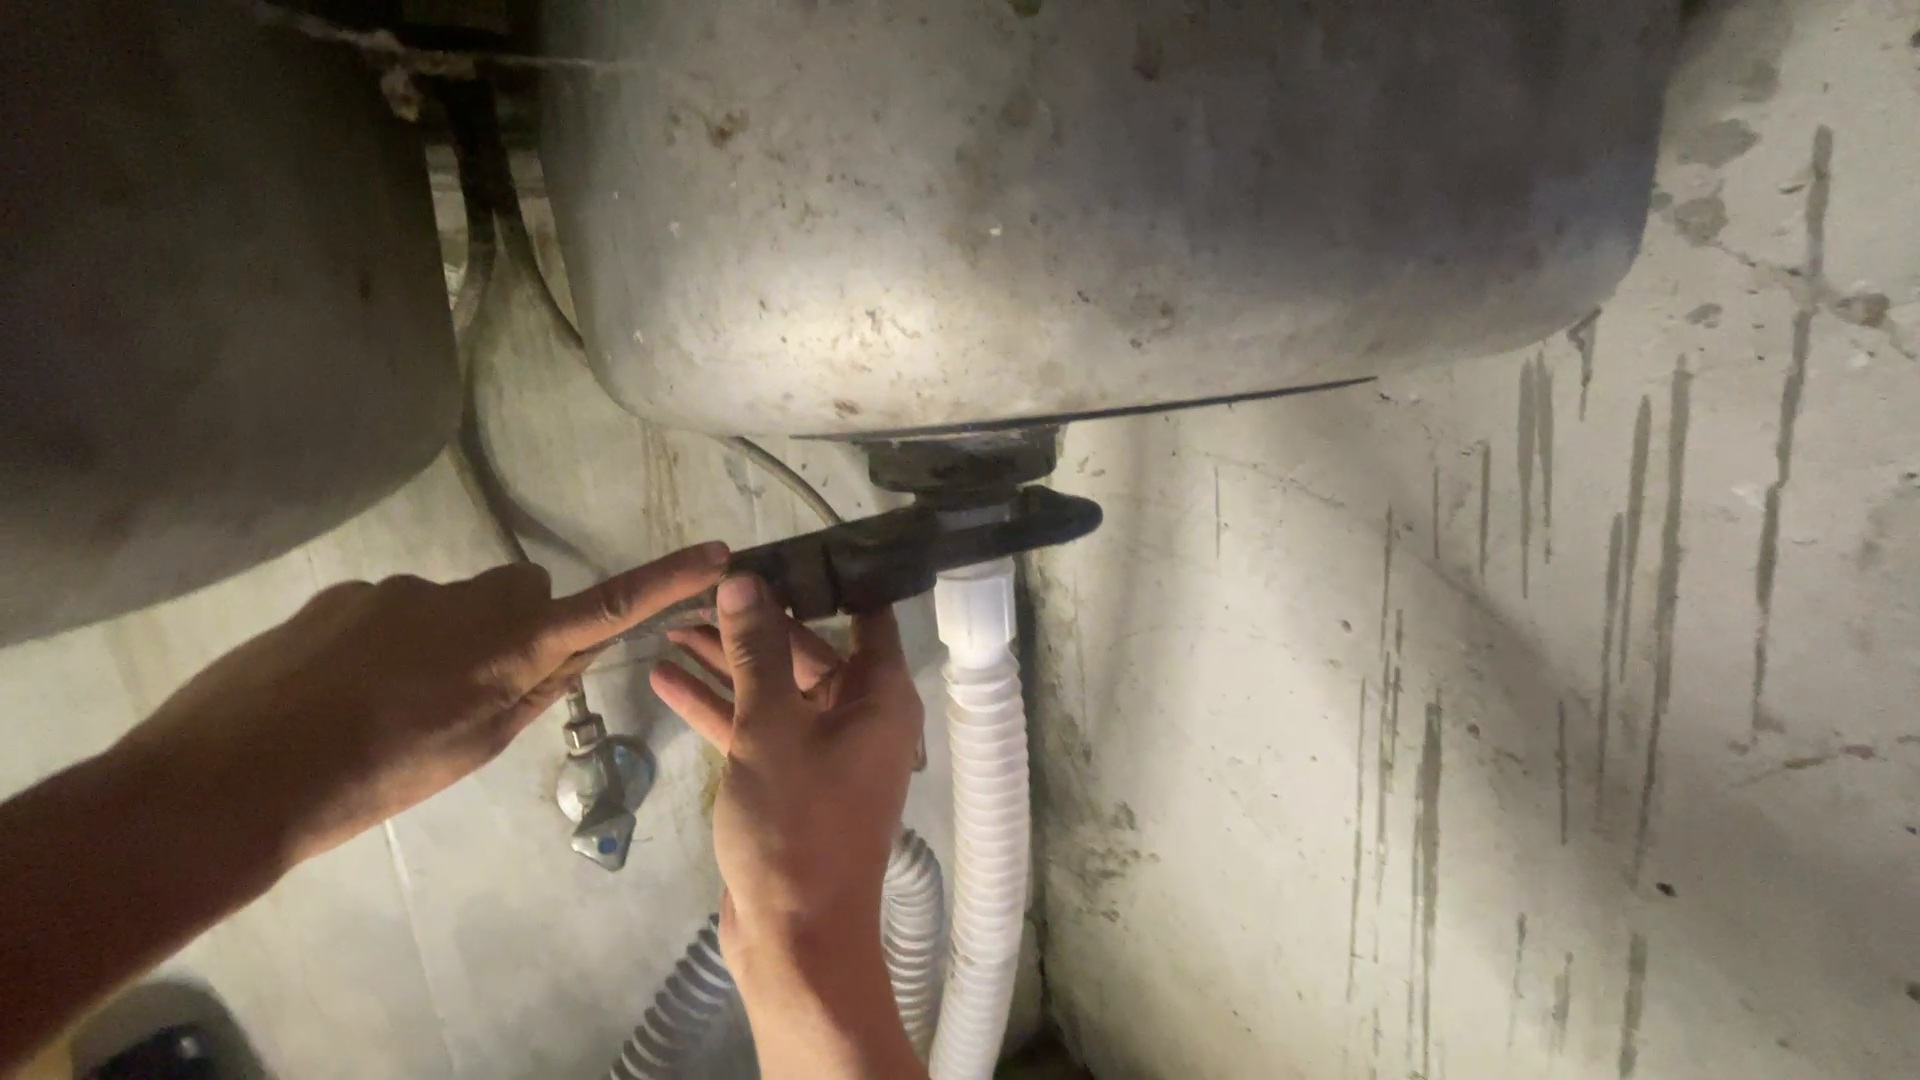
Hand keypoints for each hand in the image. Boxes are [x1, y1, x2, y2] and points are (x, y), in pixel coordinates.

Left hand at [115, 542, 729, 866]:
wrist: (228, 783)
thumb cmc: (378, 778)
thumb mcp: (479, 746)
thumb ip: (536, 690)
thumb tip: (573, 653)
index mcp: (513, 646)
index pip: (611, 605)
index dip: (668, 578)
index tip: (717, 554)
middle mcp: (470, 599)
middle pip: (526, 589)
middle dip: (522, 621)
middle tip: (480, 683)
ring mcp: (404, 589)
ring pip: (458, 602)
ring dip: (450, 636)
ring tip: (395, 697)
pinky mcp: (347, 593)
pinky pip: (397, 606)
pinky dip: (393, 638)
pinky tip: (348, 685)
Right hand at [650, 573, 926, 1078]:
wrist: (794, 937)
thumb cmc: (796, 820)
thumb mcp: (772, 725)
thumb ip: (756, 651)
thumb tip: (743, 581)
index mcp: (882, 694)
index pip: (866, 616)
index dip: (832, 581)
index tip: (791, 548)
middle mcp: (862, 714)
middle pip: (809, 650)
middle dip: (754, 623)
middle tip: (705, 588)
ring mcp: (824, 748)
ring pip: (775, 689)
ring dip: (727, 662)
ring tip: (672, 625)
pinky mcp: (789, 778)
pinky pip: (757, 727)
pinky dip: (719, 706)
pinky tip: (666, 679)